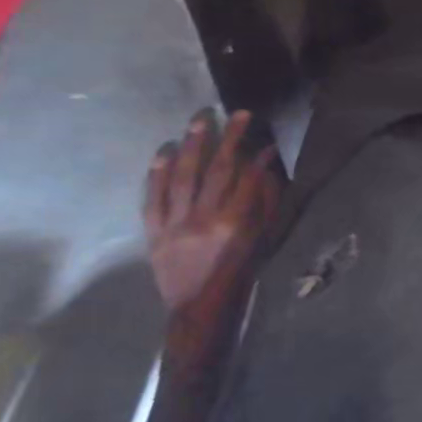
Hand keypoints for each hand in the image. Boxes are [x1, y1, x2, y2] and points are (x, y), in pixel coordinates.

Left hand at [144, 110, 281, 317]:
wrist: (198, 307)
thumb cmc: (238, 271)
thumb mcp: (261, 238)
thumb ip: (264, 202)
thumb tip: (266, 167)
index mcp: (235, 224)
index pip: (249, 179)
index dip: (260, 157)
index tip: (267, 139)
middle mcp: (204, 220)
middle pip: (218, 171)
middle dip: (229, 139)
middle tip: (237, 115)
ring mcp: (176, 226)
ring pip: (184, 179)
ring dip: (192, 147)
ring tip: (198, 122)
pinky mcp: (155, 233)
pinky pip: (153, 199)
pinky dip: (157, 175)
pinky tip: (163, 153)